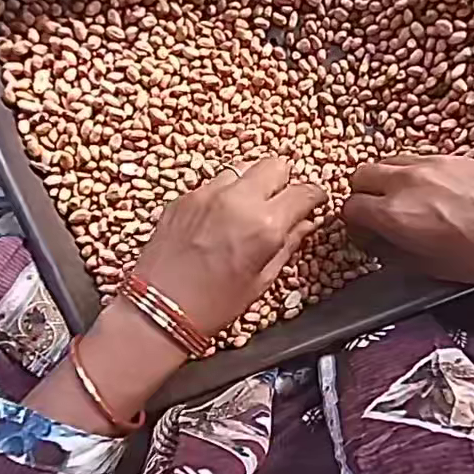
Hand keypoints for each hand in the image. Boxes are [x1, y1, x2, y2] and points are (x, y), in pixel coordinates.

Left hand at [131, 156, 326, 336]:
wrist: (158, 310)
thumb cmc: (213, 305)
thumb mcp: (262, 280)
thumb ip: (288, 243)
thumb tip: (306, 223)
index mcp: (265, 225)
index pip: (304, 191)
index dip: (315, 196)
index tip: (314, 202)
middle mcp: (237, 200)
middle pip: (275, 164)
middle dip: (283, 181)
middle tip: (280, 203)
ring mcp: (207, 194)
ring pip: (243, 166)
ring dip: (252, 183)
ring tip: (248, 209)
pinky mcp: (184, 197)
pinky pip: (214, 181)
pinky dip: (224, 193)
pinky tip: (220, 218)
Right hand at [342, 155, 473, 287]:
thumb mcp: (430, 267)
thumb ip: (392, 251)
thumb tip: (375, 241)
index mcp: (397, 214)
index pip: (350, 208)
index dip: (354, 225)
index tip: (366, 234)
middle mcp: (407, 182)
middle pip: (360, 176)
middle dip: (363, 196)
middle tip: (377, 215)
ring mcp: (430, 164)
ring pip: (386, 162)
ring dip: (384, 180)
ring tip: (403, 202)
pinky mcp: (452, 155)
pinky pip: (414, 159)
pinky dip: (409, 173)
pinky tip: (429, 192)